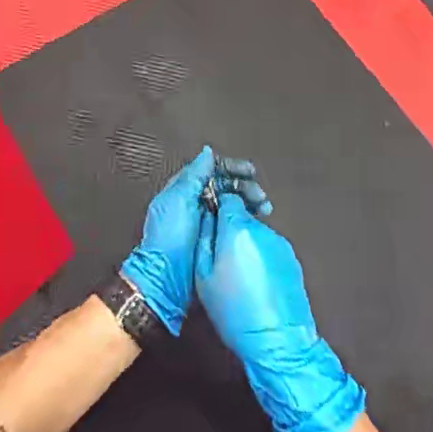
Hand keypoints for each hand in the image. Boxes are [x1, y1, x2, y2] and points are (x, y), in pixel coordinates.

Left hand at [121, 146, 268, 334]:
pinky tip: (258, 222)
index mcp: (185, 190)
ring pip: (234, 204)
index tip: (251, 171)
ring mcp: (208, 223)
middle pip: (226, 186)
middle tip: (261, 196)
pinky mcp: (217, 241)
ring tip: (265, 209)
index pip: (212, 170)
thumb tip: (208, 151)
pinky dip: (247, 220)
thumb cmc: (172, 235)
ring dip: (250, 202)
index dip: (232, 168)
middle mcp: (197, 203)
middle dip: (245, 186)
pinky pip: (235, 223)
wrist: (166, 280)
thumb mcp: (180, 200)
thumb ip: (195, 174)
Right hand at [195, 193, 364, 431]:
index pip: (228, 198)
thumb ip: (203, 240)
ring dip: (246, 245)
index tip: (210, 222)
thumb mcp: (204, 278)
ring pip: (257, 233)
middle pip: (243, 216)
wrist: (278, 341)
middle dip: (231, 230)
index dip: (218, 207)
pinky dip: (261, 257)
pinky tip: (256, 282)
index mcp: (238, 229)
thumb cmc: (234, 311)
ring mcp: (281, 243)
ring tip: (239, 275)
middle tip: (220, 257)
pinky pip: (270, 248)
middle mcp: (262, 229)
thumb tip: (205, 217)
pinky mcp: (292, 258)